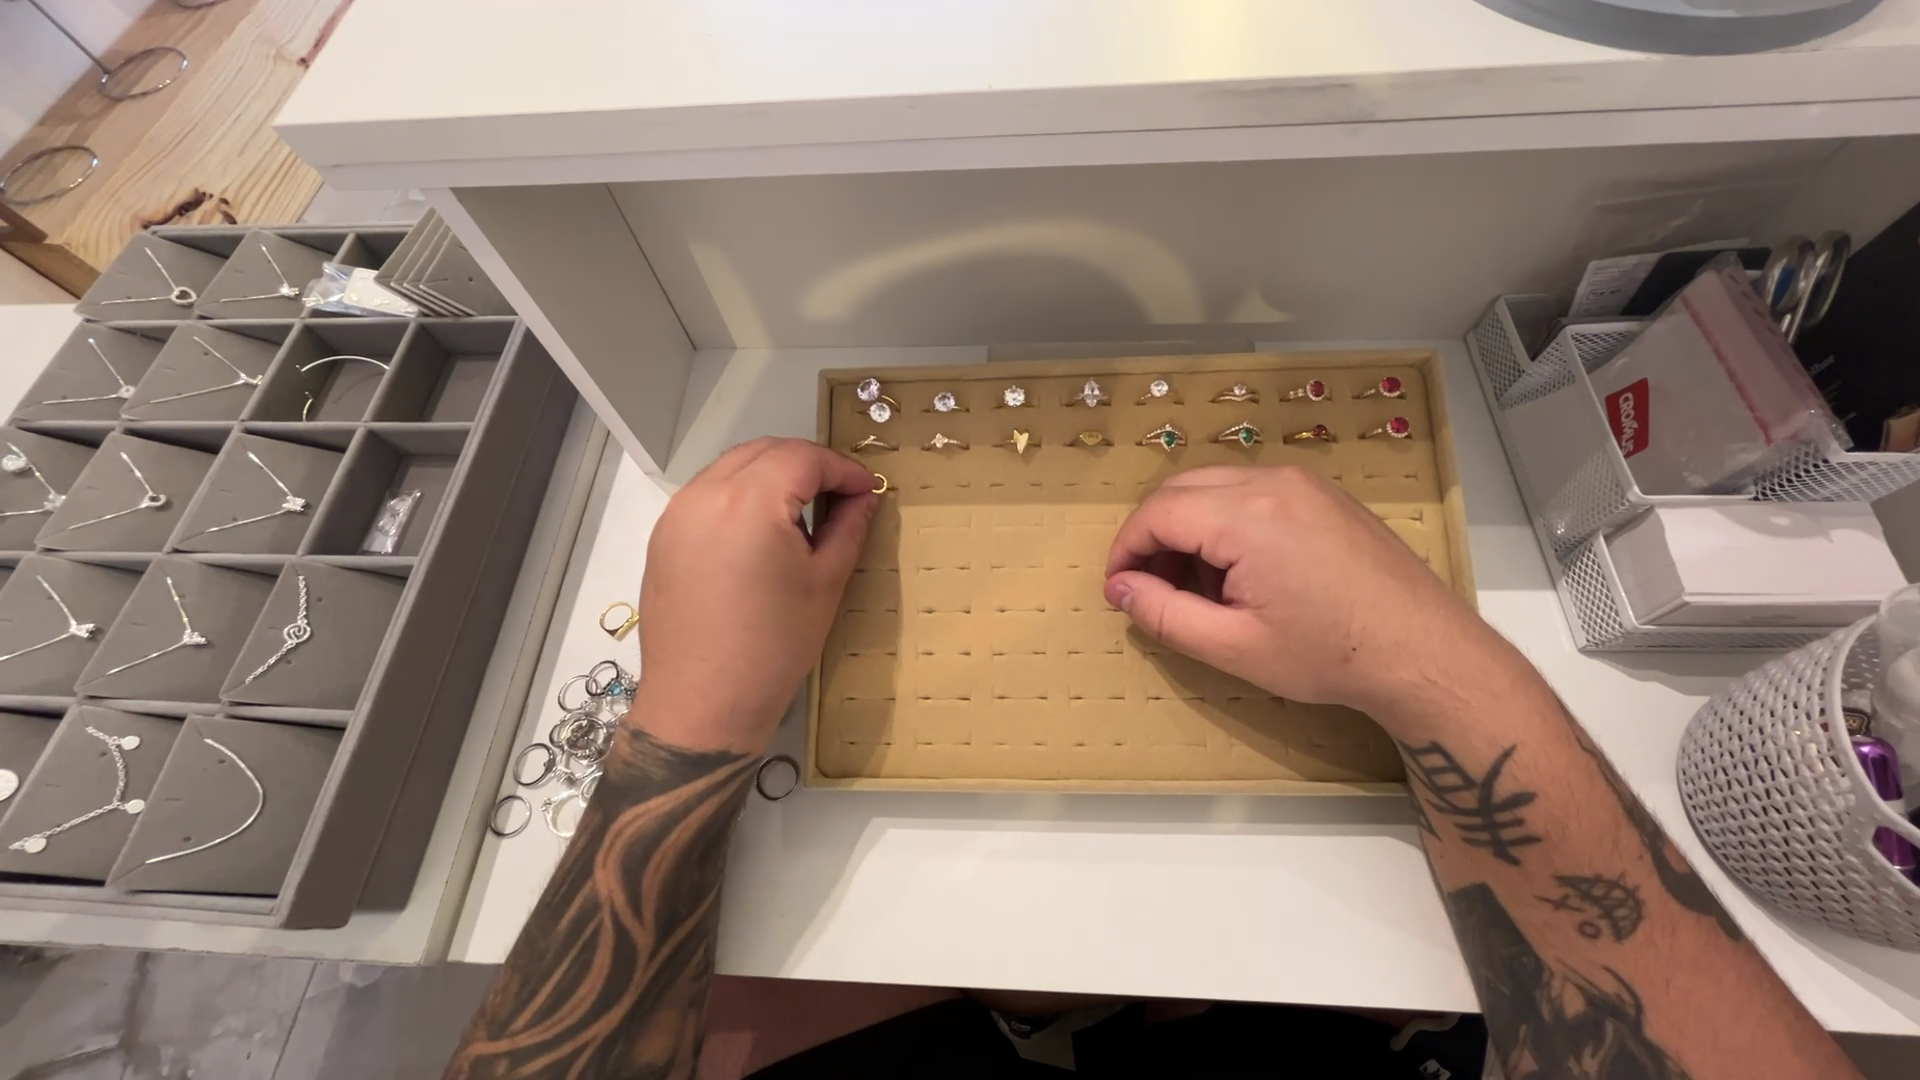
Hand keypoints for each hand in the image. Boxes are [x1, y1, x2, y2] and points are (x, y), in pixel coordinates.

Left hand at [635, 438, 877, 752]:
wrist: (702, 702)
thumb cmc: (774, 647)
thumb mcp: (824, 584)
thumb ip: (848, 528)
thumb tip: (864, 498)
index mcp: (750, 503)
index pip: (803, 458)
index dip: (842, 468)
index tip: (867, 489)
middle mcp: (705, 495)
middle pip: (766, 451)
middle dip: (809, 464)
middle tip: (841, 495)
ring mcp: (677, 514)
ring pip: (734, 467)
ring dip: (774, 475)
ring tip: (803, 513)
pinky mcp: (664, 536)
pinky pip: (709, 493)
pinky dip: (743, 493)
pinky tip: (762, 531)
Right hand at [1103, 465, 1513, 728]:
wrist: (1425, 653)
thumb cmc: (1327, 655)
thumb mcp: (1232, 646)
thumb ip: (1163, 614)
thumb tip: (1119, 587)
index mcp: (1247, 515)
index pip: (1157, 513)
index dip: (1125, 549)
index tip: (1117, 589)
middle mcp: (1271, 480)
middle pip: (1179, 490)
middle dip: (1152, 535)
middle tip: (1151, 588)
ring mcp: (1301, 481)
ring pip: (1212, 485)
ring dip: (1186, 527)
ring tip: (1196, 585)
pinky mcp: (1321, 492)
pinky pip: (1248, 490)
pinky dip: (1222, 519)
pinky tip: (1237, 569)